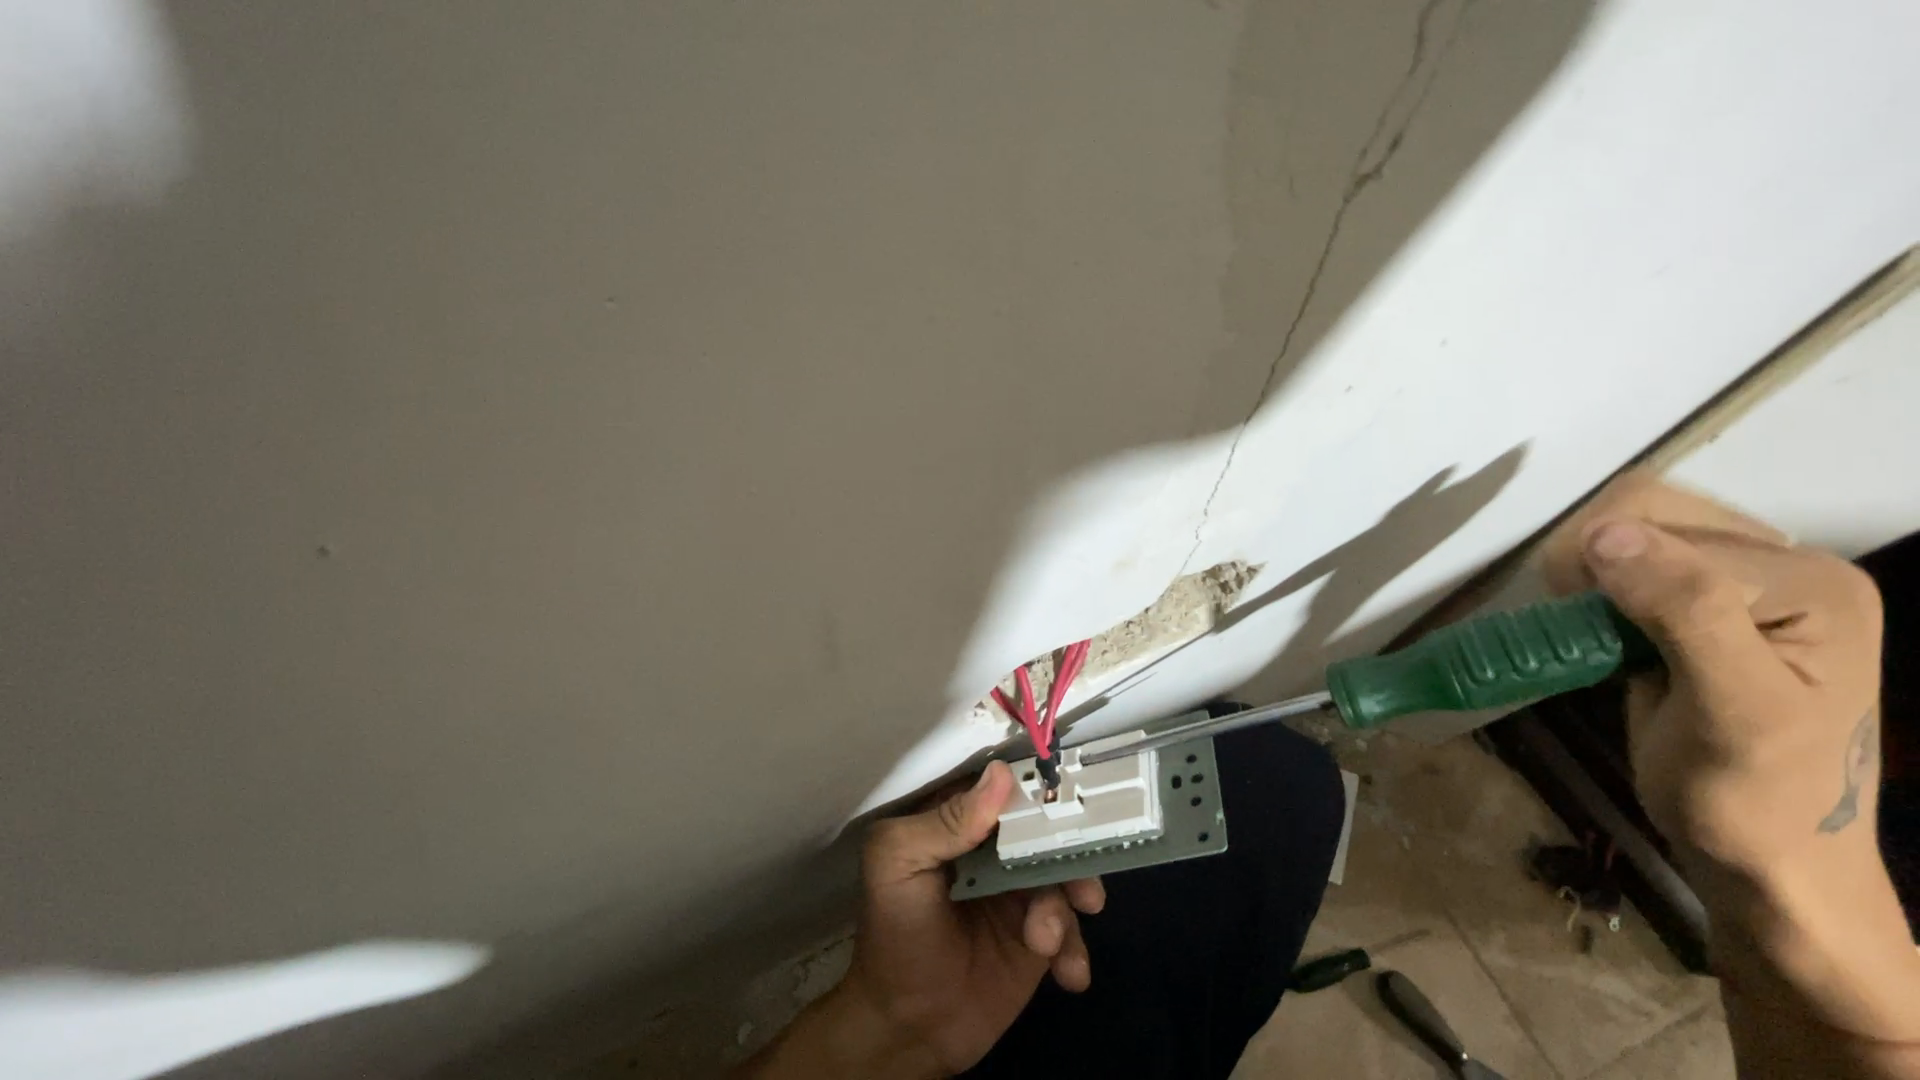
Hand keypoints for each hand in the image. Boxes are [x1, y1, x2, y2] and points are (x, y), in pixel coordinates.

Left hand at [743, 761, 1102, 1078]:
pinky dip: (1076, 949)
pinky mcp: (1040, 938)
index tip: (1068, 791)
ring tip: (1045, 942)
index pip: (1001, 787)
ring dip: (1066, 907)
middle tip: (1076, 880)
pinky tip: (1068, 975)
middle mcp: (993, 849)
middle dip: (1068, 851)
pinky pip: (1073, 929)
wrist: (907, 1030)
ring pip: (1064, 877)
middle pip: (1046, 828)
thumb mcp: (898, 863)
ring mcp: (1020, 893)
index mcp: (957, 821)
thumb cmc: (893, 933)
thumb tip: (1001, 775)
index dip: (1035, 785)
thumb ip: (944, 821)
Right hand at [1542, 473, 1883, 871]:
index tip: (1572, 625)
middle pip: (1650, 511)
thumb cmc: (1753, 797)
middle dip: (1592, 559)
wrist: (1766, 861)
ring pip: (1632, 531)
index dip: (1601, 563)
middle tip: (1578, 625)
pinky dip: (1594, 590)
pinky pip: (1629, 564)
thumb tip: (1605, 535)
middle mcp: (1783, 567)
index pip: (1671, 525)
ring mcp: (1742, 586)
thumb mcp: (1732, 710)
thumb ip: (1685, 613)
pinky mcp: (1701, 609)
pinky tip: (1600, 632)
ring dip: (1589, 574)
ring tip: (1589, 632)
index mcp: (1808, 581)